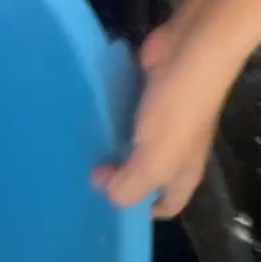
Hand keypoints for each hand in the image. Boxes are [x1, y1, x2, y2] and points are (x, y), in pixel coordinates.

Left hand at [91, 23, 244, 218]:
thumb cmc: (178, 110)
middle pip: (141, 171)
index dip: (141, 212)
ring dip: (104, 141)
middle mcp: (171, 147)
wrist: (192, 49)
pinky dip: (103, 112)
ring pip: (128, 138)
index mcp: (181, 172)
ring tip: (68, 146)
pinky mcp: (144, 87)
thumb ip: (129, 185)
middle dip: (114, 175)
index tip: (103, 210)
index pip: (166, 204)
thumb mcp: (155, 161)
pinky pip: (120, 107)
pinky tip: (78, 114)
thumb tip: (102, 188)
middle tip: (74, 175)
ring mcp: (158, 115)